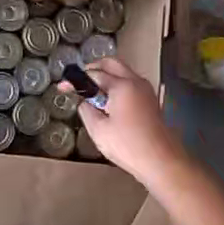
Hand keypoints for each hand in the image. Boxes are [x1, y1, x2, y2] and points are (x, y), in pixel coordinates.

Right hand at [63, 58, 192, 188]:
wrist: (160, 160)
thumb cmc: (128, 145)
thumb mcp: (98, 129)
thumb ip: (86, 110)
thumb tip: (84, 102)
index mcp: (122, 86)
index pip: (94, 74)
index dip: (76, 80)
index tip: (63, 87)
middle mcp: (136, 82)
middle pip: (112, 64)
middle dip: (93, 69)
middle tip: (80, 82)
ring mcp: (146, 91)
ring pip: (123, 72)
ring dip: (107, 76)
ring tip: (92, 93)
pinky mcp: (150, 101)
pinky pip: (131, 84)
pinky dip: (117, 85)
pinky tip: (109, 102)